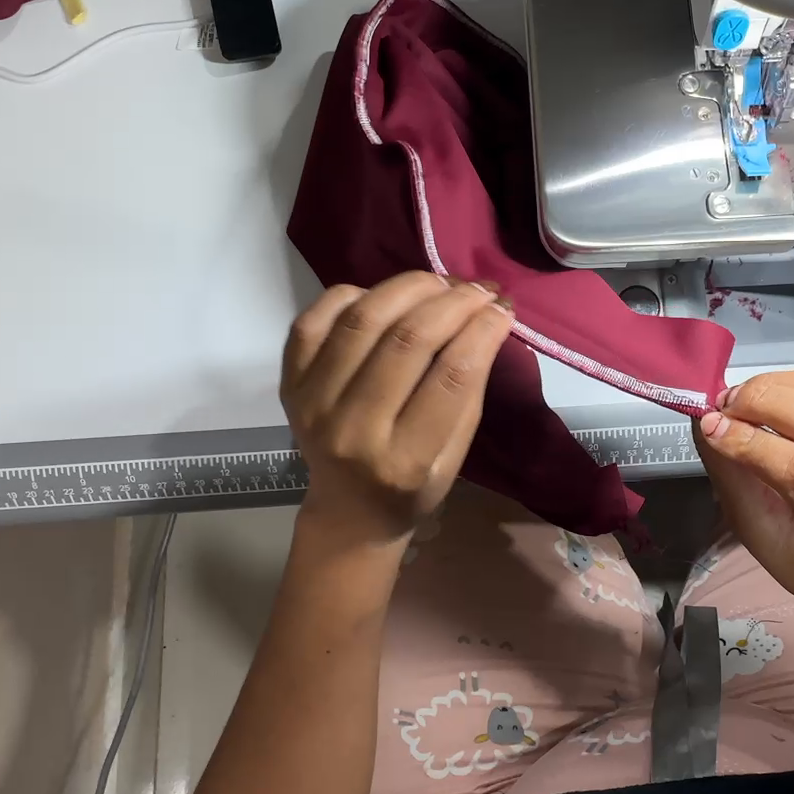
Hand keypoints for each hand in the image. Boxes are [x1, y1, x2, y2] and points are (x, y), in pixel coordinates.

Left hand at [281, 271, 513, 541]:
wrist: (348, 510)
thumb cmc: (414, 486)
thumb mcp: (457, 452)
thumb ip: (470, 386)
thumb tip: (489, 316)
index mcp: (403, 460)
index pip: (451, 376)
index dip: (482, 330)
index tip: (503, 307)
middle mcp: (352, 429)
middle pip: (407, 341)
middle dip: (453, 302)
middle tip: (480, 288)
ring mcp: (313, 402)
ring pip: (363, 320)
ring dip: (409, 287)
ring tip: (440, 283)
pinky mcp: (291, 382)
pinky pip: (316, 319)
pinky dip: (354, 295)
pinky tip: (385, 296)